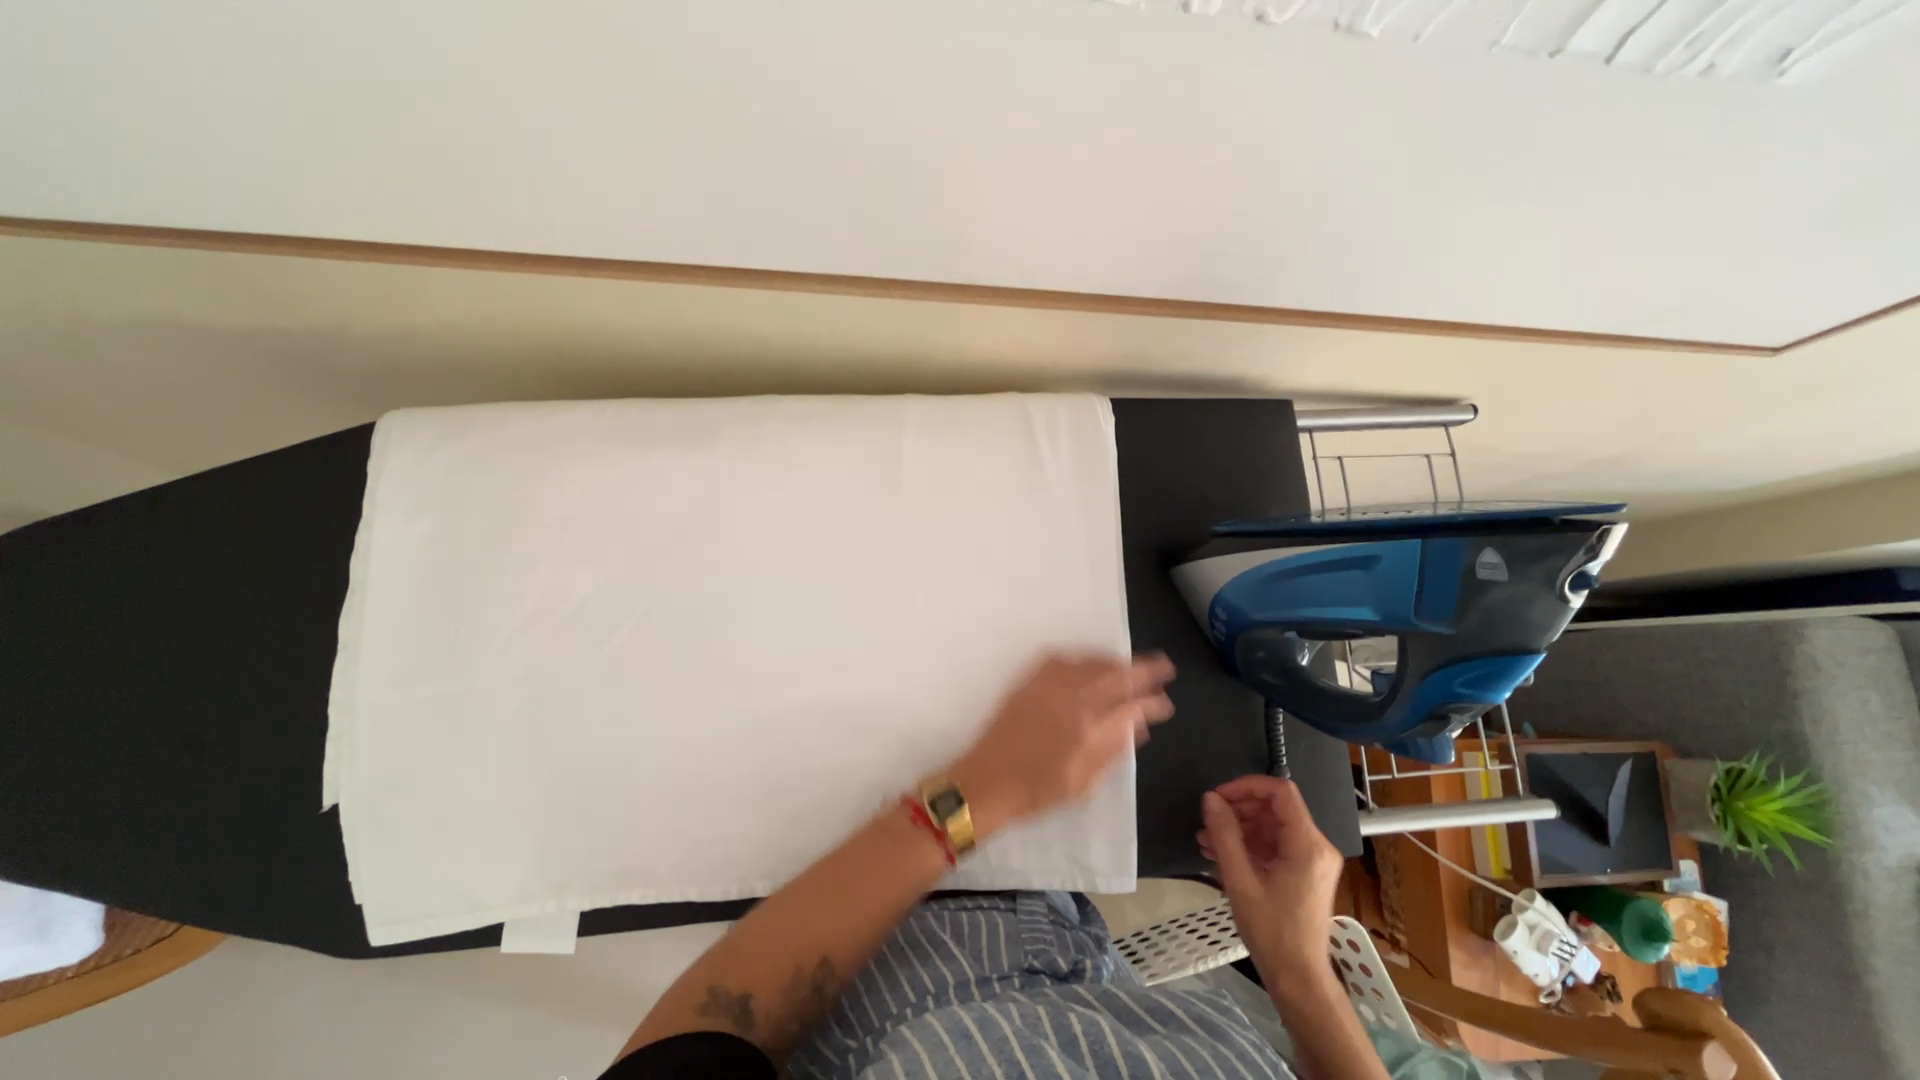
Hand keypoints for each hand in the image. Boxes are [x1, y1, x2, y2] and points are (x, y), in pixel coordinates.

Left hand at [949, 653, 1174, 837]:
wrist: (986, 782)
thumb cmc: (1037, 791)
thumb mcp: (1084, 783)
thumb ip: (1113, 751)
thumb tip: (1137, 728)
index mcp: (1091, 730)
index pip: (1134, 707)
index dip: (1154, 703)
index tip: (1165, 704)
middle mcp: (1074, 700)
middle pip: (1118, 675)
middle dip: (1145, 669)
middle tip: (1164, 666)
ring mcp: (1050, 687)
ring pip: (1092, 663)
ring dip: (1116, 661)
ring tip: (1130, 664)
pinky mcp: (1030, 681)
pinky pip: (1061, 659)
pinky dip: (1082, 658)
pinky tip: (1089, 663)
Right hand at [1199, 775, 1344, 987]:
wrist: (1298, 976)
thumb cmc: (1271, 930)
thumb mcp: (1240, 880)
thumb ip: (1225, 834)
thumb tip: (1210, 799)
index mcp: (1307, 844)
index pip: (1280, 792)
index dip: (1245, 787)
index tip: (1217, 798)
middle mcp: (1317, 845)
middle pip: (1275, 808)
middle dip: (1238, 809)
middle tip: (1207, 821)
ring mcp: (1312, 860)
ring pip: (1272, 826)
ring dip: (1239, 828)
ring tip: (1205, 839)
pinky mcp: (1305, 872)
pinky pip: (1276, 845)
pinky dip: (1249, 845)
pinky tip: (1219, 853)